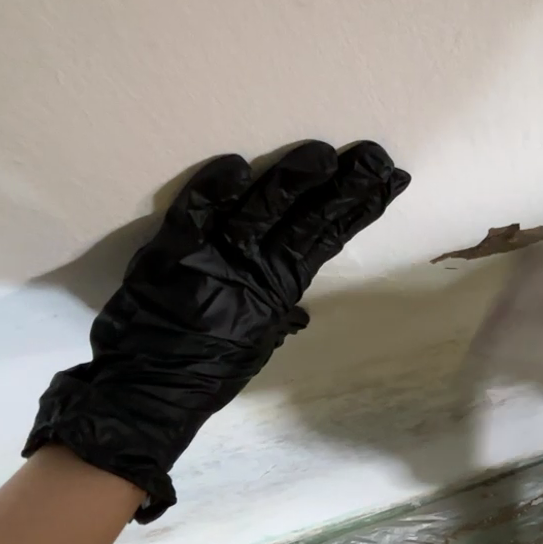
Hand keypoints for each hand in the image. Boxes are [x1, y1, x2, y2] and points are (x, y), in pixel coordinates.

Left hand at [24, 141, 408, 520]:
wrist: (151, 390)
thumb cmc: (210, 367)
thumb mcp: (259, 338)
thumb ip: (278, 313)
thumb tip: (299, 313)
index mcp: (282, 283)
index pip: (332, 235)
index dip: (363, 206)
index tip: (391, 178)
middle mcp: (259, 265)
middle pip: (311, 216)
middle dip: (346, 184)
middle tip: (374, 155)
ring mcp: (218, 256)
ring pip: (264, 207)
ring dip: (295, 178)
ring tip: (323, 153)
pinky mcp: (172, 253)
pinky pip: (196, 213)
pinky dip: (215, 190)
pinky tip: (238, 165)